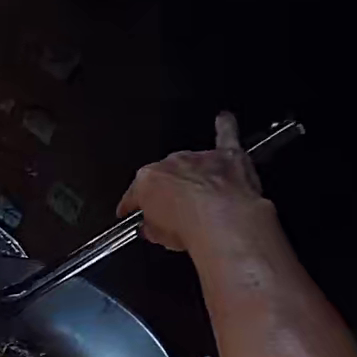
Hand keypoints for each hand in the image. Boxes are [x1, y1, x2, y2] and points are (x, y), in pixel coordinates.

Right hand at [113, 112, 270, 251]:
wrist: (224, 223)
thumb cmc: (190, 228)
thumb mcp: (158, 237)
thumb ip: (151, 226)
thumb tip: (153, 227)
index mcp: (146, 180)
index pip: (132, 194)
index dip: (130, 206)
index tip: (129, 211)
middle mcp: (171, 163)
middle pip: (162, 176)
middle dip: (164, 190)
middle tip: (168, 209)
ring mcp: (199, 158)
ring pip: (189, 162)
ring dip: (189, 173)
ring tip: (192, 191)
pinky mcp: (226, 156)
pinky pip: (225, 135)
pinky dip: (225, 127)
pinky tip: (223, 119)